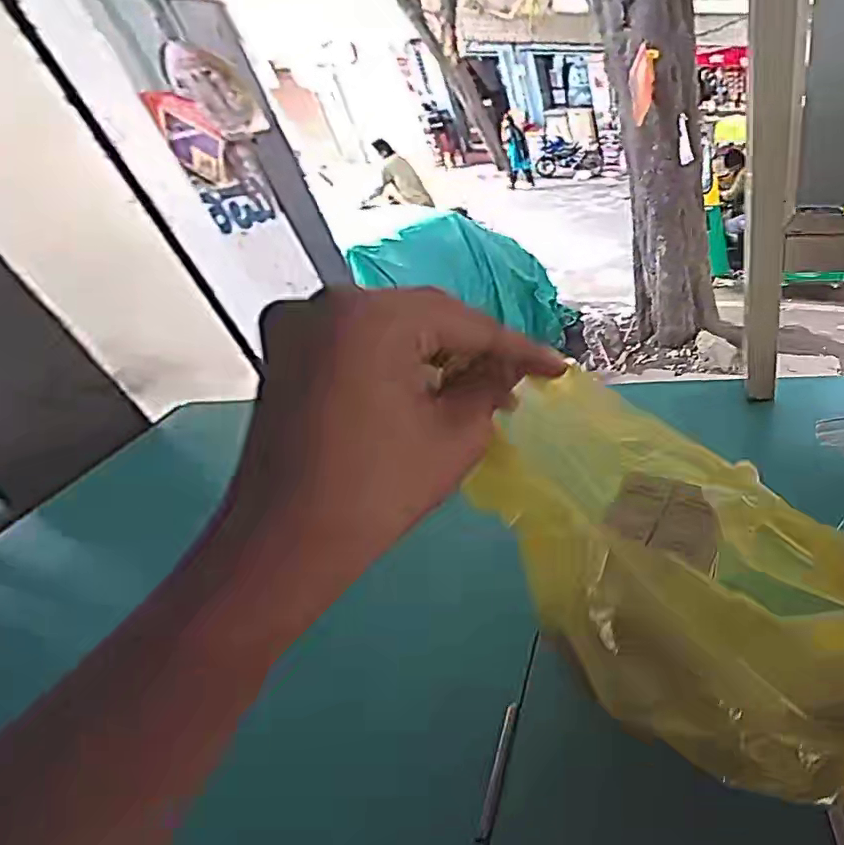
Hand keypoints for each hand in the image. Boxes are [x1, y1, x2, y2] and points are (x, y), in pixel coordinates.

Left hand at [222, 287, 564, 584]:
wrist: (287, 539)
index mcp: (373, 319)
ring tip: (484, 388)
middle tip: (522, 378)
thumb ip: (490, 386)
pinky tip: (436, 387)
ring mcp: (301, 326)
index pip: (468, 324)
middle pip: (429, 316)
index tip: (556, 367)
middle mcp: (331, 305)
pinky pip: (365, 342)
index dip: (519, 349)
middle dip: (479, 347)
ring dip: (443, 354)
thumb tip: (505, 368)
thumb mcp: (458, 433)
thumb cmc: (382, 487)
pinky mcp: (289, 352)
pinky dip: (405, 359)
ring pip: (397, 326)